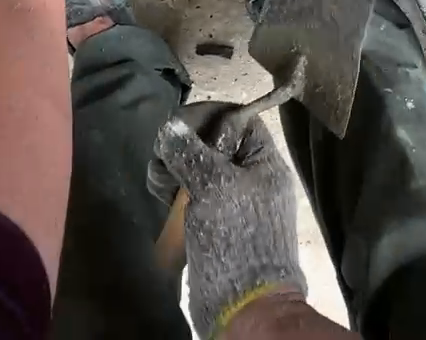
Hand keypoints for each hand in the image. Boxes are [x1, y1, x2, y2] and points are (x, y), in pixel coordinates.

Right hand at [153, 103, 305, 338]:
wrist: (243, 309)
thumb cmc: (236, 238)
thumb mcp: (214, 186)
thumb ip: (191, 152)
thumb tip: (170, 127)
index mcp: (263, 163)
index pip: (238, 120)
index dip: (209, 117)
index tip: (180, 125)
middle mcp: (248, 177)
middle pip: (212, 141)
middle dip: (184, 143)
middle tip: (165, 155)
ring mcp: (228, 200)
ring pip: (196, 165)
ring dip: (174, 166)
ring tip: (162, 181)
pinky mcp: (210, 221)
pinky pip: (189, 191)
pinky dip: (173, 189)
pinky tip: (163, 196)